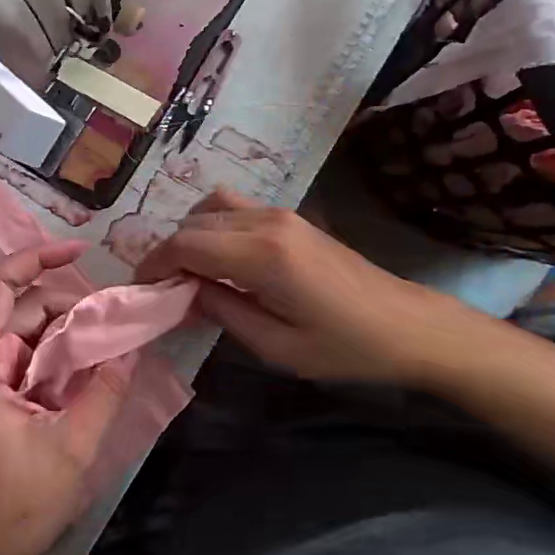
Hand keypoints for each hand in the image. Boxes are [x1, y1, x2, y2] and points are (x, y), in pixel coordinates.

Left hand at [0, 241, 131, 554]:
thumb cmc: (16, 502)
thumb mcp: (70, 446)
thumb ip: (103, 393)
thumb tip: (130, 348)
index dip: (35, 258)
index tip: (79, 251)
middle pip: (22, 308)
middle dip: (68, 304)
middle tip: (116, 316)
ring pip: (31, 333)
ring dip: (69, 333)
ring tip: (113, 341)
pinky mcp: (1, 397)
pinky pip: (33, 360)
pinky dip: (63, 357)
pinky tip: (95, 367)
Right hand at [135, 187, 487, 386]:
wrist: (411, 325)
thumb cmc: (347, 347)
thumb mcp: (278, 346)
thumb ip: (222, 311)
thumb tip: (183, 291)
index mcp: (262, 256)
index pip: (184, 245)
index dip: (155, 264)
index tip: (142, 289)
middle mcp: (265, 222)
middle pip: (191, 224)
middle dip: (168, 253)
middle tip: (165, 288)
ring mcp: (279, 213)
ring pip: (208, 208)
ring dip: (189, 236)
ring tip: (191, 271)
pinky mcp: (289, 215)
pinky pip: (231, 207)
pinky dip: (211, 225)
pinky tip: (219, 255)